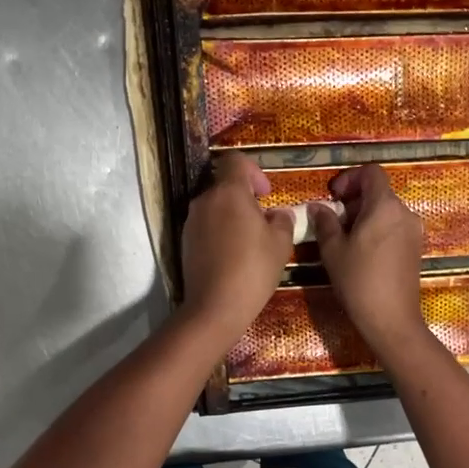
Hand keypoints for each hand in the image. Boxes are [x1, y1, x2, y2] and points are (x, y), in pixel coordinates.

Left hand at [179, 153, 293, 338]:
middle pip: (225, 186)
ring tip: (249, 243)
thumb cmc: (253, 270)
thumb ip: (283, 221)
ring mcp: (191, 221)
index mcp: (229, 192)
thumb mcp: (281, 244)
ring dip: (232, 216)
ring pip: (215, 207)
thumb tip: (279, 214)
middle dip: (245, 198)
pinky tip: (232, 257)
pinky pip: (206, 227)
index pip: (236, 161)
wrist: (215, 306)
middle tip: (263, 223)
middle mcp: (205, 200)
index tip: (266, 194)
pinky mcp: (185, 242)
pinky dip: (220, 233)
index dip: (254, 171)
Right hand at [310, 164, 427, 347]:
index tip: (333, 197)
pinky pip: (395, 228)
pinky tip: (364, 254)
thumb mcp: (333, 251)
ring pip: (387, 212)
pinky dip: (378, 231)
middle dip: (355, 201)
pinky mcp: (416, 249)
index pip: (371, 173)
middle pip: (379, 192)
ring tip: (347, 240)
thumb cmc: (359, 282)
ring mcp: (414, 232)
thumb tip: (318, 207)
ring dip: (366, 217)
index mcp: (385, 206)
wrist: (392, 319)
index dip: (349, 178)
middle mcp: (405, 213)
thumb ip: (325, 223)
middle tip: (334, 222)